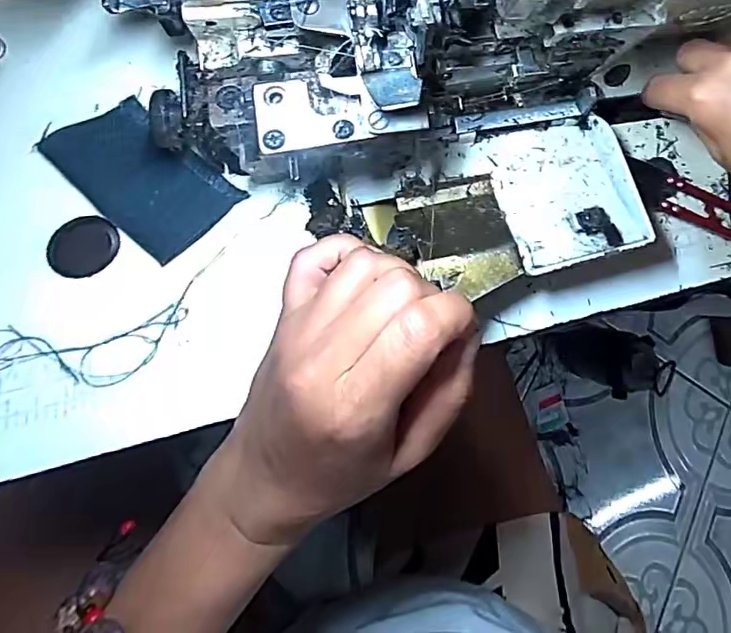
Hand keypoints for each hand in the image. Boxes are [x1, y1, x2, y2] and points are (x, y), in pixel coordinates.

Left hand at [201, 236, 478, 547]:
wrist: (263, 479)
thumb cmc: (336, 473)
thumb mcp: (410, 455)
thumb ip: (452, 392)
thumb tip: (467, 331)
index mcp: (354, 407)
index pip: (421, 325)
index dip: (457, 315)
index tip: (458, 330)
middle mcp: (320, 359)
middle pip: (398, 285)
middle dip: (430, 298)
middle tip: (427, 328)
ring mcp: (297, 327)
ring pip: (366, 261)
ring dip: (396, 275)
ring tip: (396, 307)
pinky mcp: (285, 308)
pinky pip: (320, 251)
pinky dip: (350, 253)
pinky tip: (364, 285)